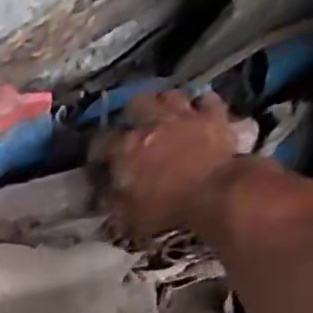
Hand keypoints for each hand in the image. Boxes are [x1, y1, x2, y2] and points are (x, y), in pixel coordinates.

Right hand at [97, 90, 245, 237]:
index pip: (99, 142)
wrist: (216, 193)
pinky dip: (199, 106)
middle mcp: (152, 123)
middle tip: (132, 129)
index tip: (97, 162)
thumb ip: (111, 201)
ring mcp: (185, 115)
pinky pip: (205, 100)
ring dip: (164, 105)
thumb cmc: (166, 209)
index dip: (96, 151)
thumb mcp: (127, 216)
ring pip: (169, 95)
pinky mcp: (215, 115)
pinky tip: (197, 115)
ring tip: (164, 118)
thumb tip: (101, 194)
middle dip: (131, 114)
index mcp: (125, 148)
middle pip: (136, 103)